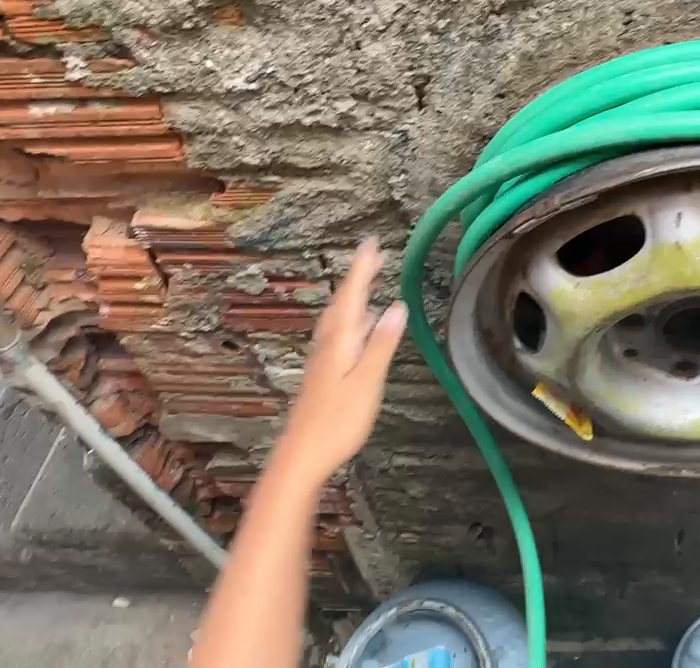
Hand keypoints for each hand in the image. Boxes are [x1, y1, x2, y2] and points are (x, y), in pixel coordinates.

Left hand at [271, 238, 406, 487]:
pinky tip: (358, 327)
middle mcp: (329, 344)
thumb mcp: (367, 382)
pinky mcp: (324, 372)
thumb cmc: (336, 422)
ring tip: (368, 280)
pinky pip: (339, 332)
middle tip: (373, 254)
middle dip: (358, 276)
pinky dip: (351, 318)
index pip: (352, 294)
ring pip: (340, 316)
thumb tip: (398, 307)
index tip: (371, 243)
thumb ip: (382, 344)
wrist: (301, 456)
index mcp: (340, 340)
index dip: (362, 267)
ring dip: (354, 295)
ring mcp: (324, 358)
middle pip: (344, 301)